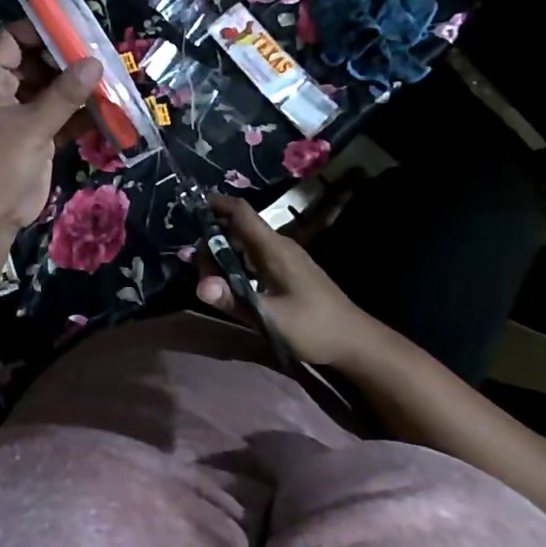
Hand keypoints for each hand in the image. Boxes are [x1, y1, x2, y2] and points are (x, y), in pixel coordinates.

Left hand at [0, 21, 99, 236]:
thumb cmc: (0, 165)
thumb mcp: (33, 126)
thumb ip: (65, 94)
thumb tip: (95, 62)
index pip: (11, 41)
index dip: (39, 31)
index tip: (74, 29)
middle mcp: (2, 94)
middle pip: (36, 64)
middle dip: (66, 61)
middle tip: (102, 55)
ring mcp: (19, 117)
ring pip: (51, 91)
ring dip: (77, 88)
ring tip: (112, 79)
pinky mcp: (35, 138)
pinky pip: (59, 117)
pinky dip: (79, 114)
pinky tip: (108, 109)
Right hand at [196, 195, 384, 368]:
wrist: (355, 341)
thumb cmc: (314, 327)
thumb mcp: (270, 318)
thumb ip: (233, 301)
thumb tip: (200, 285)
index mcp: (274, 249)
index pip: (241, 212)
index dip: (215, 205)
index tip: (189, 210)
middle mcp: (278, 247)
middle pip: (237, 229)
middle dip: (211, 242)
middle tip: (196, 268)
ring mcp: (284, 259)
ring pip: (244, 245)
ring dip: (222, 255)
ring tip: (207, 279)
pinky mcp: (286, 272)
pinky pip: (253, 257)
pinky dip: (235, 264)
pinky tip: (228, 284)